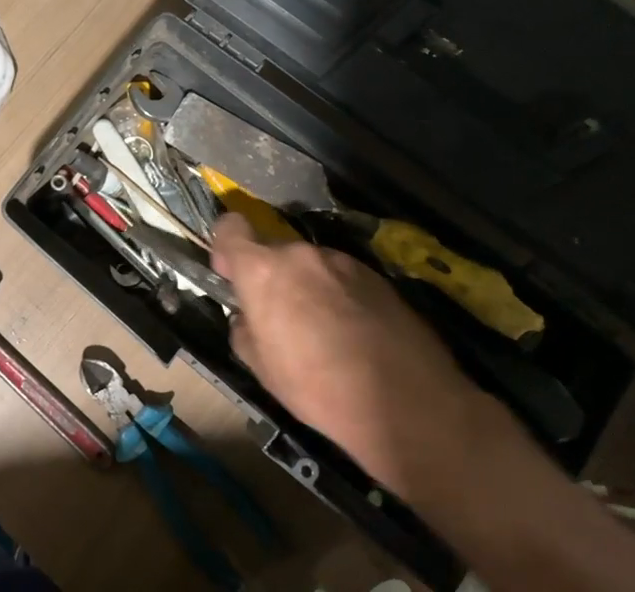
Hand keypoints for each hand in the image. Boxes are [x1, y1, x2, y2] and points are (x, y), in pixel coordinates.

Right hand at [210, 213, 487, 494]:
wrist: (409, 405)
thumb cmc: (318, 388)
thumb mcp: (261, 367)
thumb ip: (245, 329)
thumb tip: (249, 318)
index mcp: (263, 270)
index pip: (230, 228)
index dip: (225, 247)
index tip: (230, 273)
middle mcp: (301, 256)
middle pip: (273, 253)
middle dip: (271, 277)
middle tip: (280, 319)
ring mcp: (344, 263)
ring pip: (311, 267)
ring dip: (308, 287)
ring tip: (324, 331)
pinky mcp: (379, 279)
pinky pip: (343, 280)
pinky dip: (340, 298)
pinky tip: (355, 335)